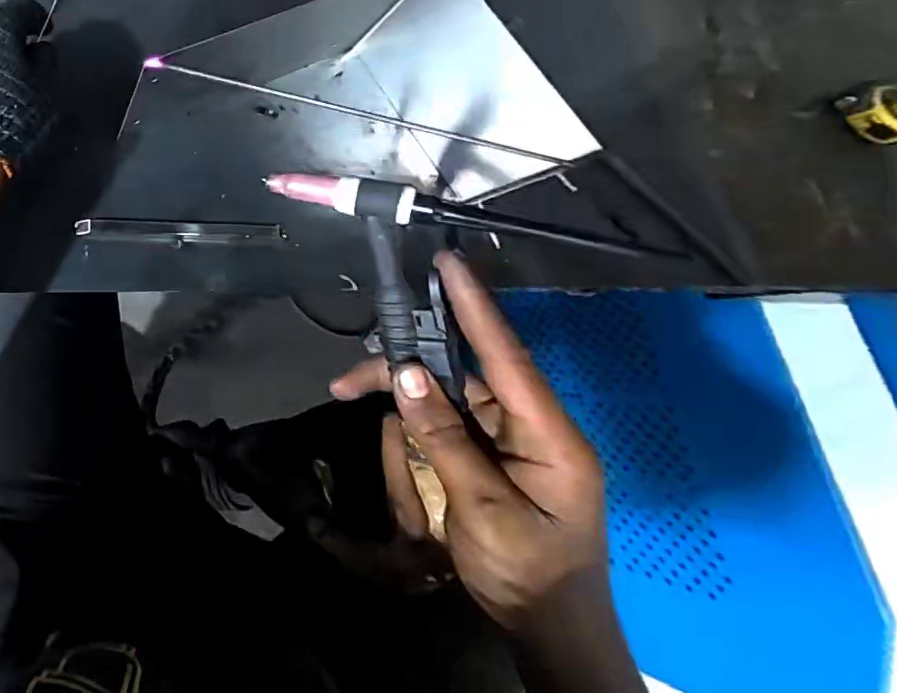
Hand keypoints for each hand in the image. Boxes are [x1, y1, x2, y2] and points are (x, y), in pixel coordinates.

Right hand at [332, 253, 639, 688]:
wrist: (550, 633)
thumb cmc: (531, 576)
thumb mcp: (485, 513)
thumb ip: (444, 439)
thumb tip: (406, 373)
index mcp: (548, 433)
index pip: (506, 355)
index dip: (474, 305)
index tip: (447, 263)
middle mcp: (526, 423)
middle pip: (454, 377)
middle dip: (402, 380)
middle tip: (346, 384)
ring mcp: (504, 438)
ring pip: (438, 403)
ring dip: (405, 428)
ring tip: (392, 466)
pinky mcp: (485, 452)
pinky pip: (438, 430)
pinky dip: (413, 445)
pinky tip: (411, 483)